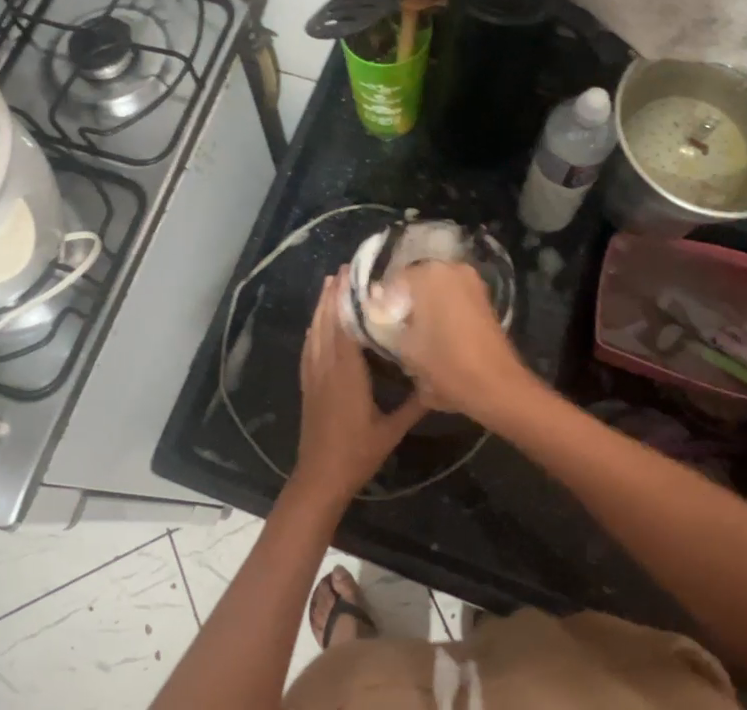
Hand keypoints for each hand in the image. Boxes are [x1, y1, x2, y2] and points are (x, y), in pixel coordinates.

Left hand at [292, 267, 426, 503]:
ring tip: (329, 283)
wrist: (320, 478)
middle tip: (343, 268)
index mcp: (346, 374)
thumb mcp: (392, 430)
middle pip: (326, 323)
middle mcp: (326, 368)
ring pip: (315, 332)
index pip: (344, 326)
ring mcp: (313, 375)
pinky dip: (314, 328)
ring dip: (321, 306)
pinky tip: (317, 320)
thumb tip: (438, 378)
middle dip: (333, 294)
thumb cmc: (357, 453)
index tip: (353, 274)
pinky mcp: (308, 384)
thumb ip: (414, 403)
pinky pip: (309, 347)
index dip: (347, 298)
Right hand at [391, 262, 539, 423]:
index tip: (377, 324)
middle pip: (416, 281)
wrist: (496, 385)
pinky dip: (442, 310)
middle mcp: (452, 269)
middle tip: (395, 328)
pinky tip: (436, 335)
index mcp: (430, 274)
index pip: (393, 280)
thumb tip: (381, 316)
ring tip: (415, 334)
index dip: (383, 302)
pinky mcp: (484, 298)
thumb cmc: (446, 363)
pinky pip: (452, 297)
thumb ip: (387, 325)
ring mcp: (472, 282)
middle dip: (404, 302)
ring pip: (436, 289)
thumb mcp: (405, 347)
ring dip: (424, 306)